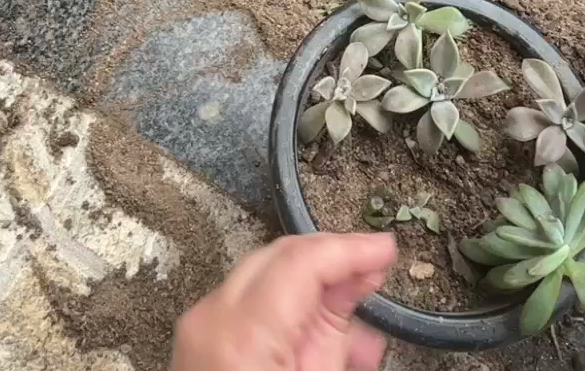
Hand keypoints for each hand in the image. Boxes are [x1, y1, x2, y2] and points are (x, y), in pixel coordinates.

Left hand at [172, 233, 394, 370]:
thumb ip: (340, 335)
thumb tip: (362, 283)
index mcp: (244, 334)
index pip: (302, 261)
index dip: (349, 248)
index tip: (386, 247)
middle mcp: (213, 316)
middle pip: (281, 256)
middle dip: (331, 256)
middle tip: (375, 265)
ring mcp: (200, 325)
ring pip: (265, 271)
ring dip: (311, 276)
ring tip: (357, 292)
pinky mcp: (198, 337)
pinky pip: (249, 298)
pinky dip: (287, 299)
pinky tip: (323, 319)